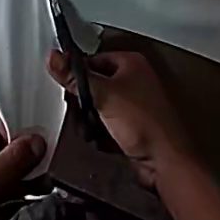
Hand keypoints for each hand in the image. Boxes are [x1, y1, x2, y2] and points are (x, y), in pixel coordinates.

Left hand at [0, 98, 45, 219]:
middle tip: (45, 144)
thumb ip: (14, 159)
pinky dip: (22, 182)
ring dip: (26, 163)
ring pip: (5, 159)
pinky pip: (6, 181)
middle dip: (23, 140)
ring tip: (46, 165)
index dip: (10, 112)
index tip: (34, 120)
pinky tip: (40, 185)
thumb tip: (35, 141)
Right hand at [46, 49, 193, 187]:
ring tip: (91, 125)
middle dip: (85, 99)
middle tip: (81, 108)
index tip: (66, 82)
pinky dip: (100, 130)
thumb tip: (55, 59)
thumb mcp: (102, 95)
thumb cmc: (146, 123)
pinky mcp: (133, 125)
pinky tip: (100, 137)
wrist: (164, 160)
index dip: (78, 71)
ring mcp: (135, 104)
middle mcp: (135, 80)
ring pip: (100, 105)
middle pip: (96, 83)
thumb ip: (75, 78)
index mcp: (131, 63)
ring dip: (91, 117)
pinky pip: (107, 123)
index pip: (94, 59)